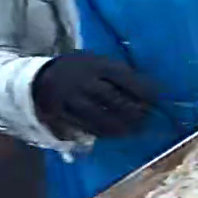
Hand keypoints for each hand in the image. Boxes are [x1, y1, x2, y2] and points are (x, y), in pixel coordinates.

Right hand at [30, 53, 157, 138]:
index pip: (127, 79)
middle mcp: (83, 81)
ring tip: (131, 132)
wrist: (39, 74)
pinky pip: (78, 124)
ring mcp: (67, 97)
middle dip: (132, 112)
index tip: (157, 102)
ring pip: (95, 115)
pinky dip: (97, 132)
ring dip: (117, 126)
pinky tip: (110, 135)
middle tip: (144, 120)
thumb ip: (125, 76)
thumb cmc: (84, 69)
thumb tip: (156, 93)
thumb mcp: (104, 63)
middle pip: (112, 99)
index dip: (145, 92)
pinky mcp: (56, 112)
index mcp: (98, 65)